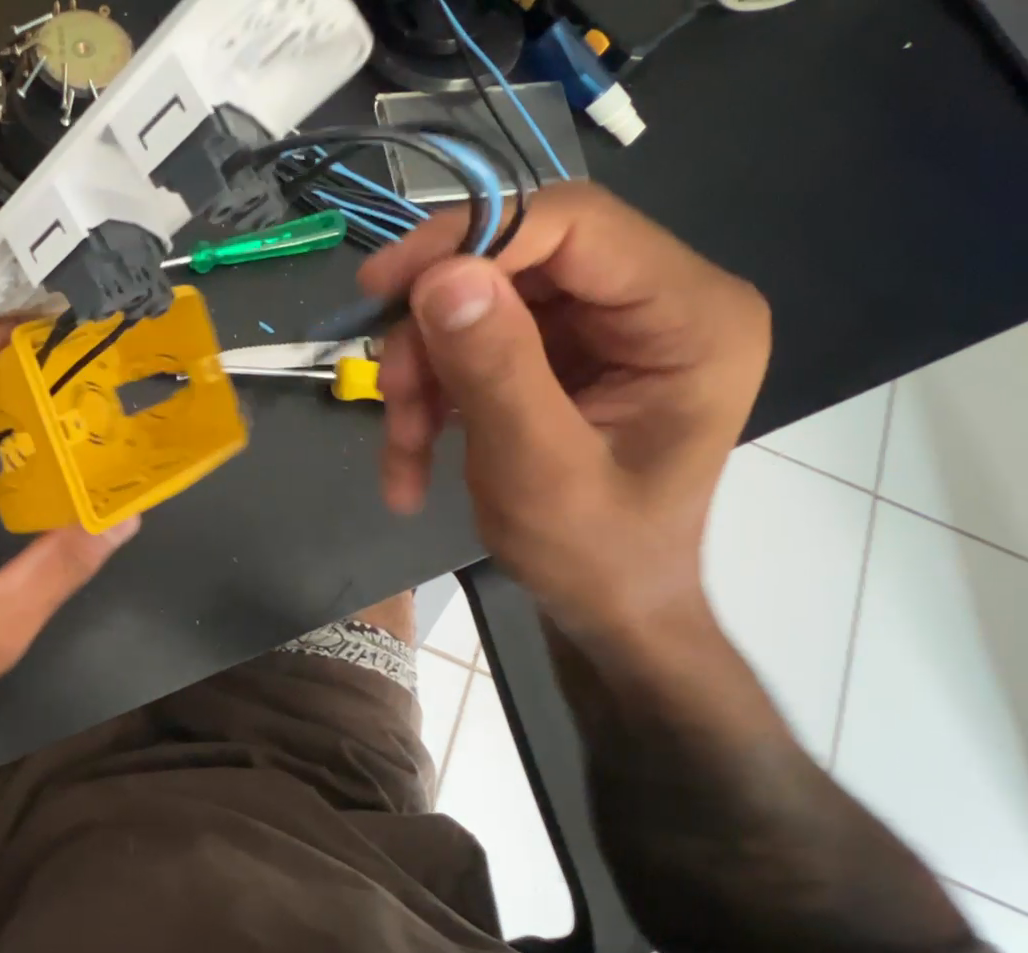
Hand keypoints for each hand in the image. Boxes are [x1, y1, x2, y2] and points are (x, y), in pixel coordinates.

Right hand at [360, 184, 770, 639]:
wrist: (610, 606)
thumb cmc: (596, 556)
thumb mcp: (538, 471)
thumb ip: (496, 370)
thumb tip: (440, 276)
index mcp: (690, 317)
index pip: (574, 225)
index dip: (470, 239)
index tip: (382, 290)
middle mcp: (656, 302)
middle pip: (515, 264)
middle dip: (434, 331)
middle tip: (388, 394)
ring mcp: (606, 327)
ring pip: (478, 306)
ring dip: (422, 375)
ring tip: (402, 449)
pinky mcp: (562, 353)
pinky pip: (473, 345)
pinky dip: (430, 397)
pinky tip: (412, 459)